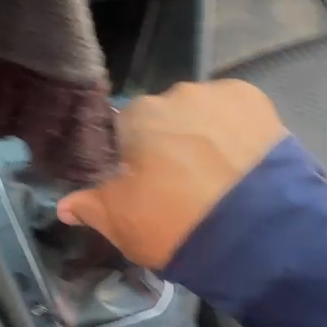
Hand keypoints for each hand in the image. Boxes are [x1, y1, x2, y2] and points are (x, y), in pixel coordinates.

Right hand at [57, 81, 287, 267]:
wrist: (259, 233)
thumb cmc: (176, 223)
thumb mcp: (121, 224)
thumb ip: (89, 207)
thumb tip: (65, 205)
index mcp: (137, 117)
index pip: (124, 131)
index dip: (134, 159)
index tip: (145, 184)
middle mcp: (177, 94)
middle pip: (166, 117)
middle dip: (170, 143)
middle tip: (183, 183)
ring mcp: (221, 96)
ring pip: (202, 115)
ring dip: (204, 136)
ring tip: (218, 176)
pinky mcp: (260, 104)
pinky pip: (236, 115)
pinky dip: (236, 133)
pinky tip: (241, 163)